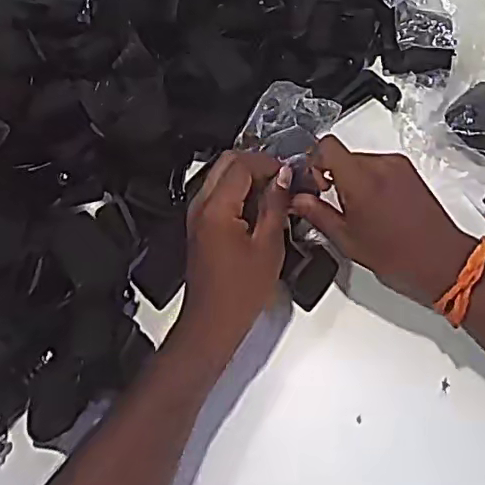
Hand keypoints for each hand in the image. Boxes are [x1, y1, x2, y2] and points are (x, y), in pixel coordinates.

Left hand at [175, 151, 290, 359]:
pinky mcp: (200, 223)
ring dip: (247, 176)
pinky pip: (218, 193)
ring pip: (221, 175)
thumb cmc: (238, 295)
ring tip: (274, 194)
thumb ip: (276, 206)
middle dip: (256, 164)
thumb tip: (282, 179)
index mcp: (216, 208)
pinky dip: (238, 192)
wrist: (213, 322)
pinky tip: (259, 209)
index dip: (267, 163)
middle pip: (228, 162)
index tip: (287, 172)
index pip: (241, 164)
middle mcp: (201, 205)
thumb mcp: (268, 247)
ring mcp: (197, 213)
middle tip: (281, 178)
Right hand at [291, 135, 477, 306]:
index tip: (314, 182)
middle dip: (332, 175)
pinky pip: (379, 167)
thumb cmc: (402, 257)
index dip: (313, 162)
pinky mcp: (409, 171)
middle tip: (332, 203)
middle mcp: (380, 164)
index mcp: (360, 178)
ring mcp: (397, 166)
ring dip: (352, 179)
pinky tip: (376, 209)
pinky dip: (371, 181)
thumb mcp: (348, 240)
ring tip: (358, 212)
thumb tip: (298, 200)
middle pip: (342, 155)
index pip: (325, 146)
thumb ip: (317, 214)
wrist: (445, 264)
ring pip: (360, 161)